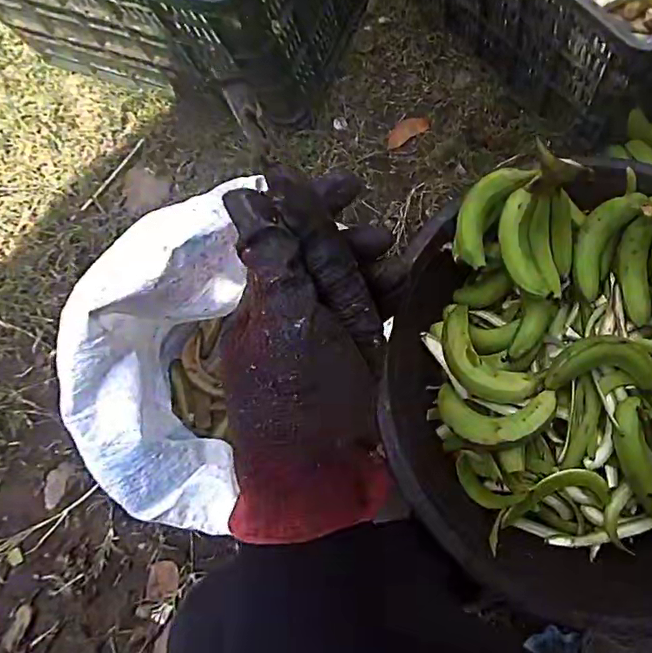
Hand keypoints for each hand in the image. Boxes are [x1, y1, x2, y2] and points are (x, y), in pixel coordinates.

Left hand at [205, 169, 396, 544]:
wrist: (328, 468)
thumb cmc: (296, 396)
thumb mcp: (283, 324)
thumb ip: (272, 263)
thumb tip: (242, 198)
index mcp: (265, 296)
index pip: (280, 232)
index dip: (307, 202)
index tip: (346, 183)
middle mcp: (296, 303)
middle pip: (322, 248)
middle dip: (350, 234)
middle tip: (381, 235)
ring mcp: (331, 322)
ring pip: (354, 272)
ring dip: (376, 262)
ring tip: (395, 264)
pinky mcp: (361, 340)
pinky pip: (377, 301)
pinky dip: (393, 289)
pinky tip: (408, 284)